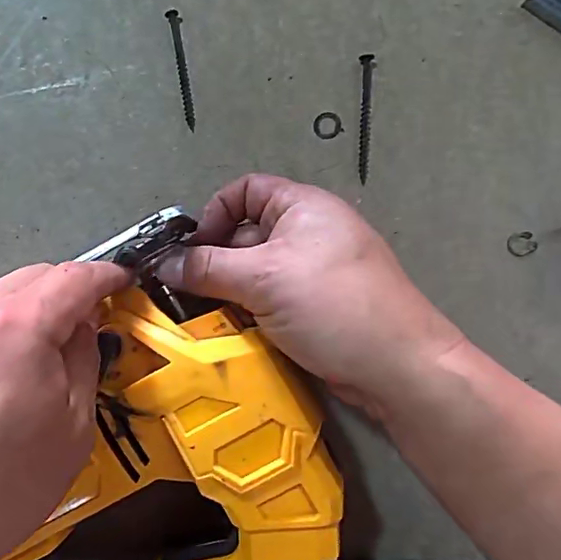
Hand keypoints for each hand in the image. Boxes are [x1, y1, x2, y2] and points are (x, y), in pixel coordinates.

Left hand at [0, 261, 131, 559]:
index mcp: (10, 331)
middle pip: (34, 277)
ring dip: (33, 312)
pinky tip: (8, 369)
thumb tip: (84, 327)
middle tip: (91, 325)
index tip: (120, 280)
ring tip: (46, 358)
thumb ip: (84, 360)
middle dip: (68, 294)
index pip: (71, 278)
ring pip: (1, 295)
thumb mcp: (70, 432)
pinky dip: (0, 328)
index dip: (105, 275)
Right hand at [155, 174, 465, 415]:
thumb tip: (162, 263)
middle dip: (214, 260)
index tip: (191, 249)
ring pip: (253, 272)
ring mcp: (312, 273)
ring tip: (204, 315)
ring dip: (228, 291)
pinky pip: (269, 299)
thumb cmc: (332, 306)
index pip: (245, 191)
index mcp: (303, 207)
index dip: (213, 213)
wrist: (398, 368)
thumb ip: (207, 268)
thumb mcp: (262, 279)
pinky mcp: (314, 307)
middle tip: (185, 290)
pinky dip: (247, 311)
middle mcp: (308, 233)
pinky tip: (231, 331)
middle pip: (244, 234)